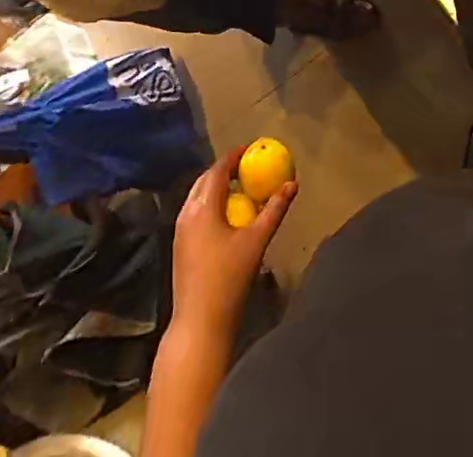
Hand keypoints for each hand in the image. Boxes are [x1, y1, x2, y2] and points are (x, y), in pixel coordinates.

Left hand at [172, 145, 295, 330]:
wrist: (199, 322)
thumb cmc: (229, 279)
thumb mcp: (257, 241)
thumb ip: (275, 210)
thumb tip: (292, 184)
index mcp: (202, 207)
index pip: (217, 170)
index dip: (234, 156)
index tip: (251, 149)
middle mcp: (186, 213)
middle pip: (205, 180)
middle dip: (225, 169)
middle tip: (247, 166)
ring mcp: (180, 230)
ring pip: (198, 196)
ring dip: (217, 186)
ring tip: (240, 188)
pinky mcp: (180, 244)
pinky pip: (195, 211)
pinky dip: (211, 203)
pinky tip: (227, 215)